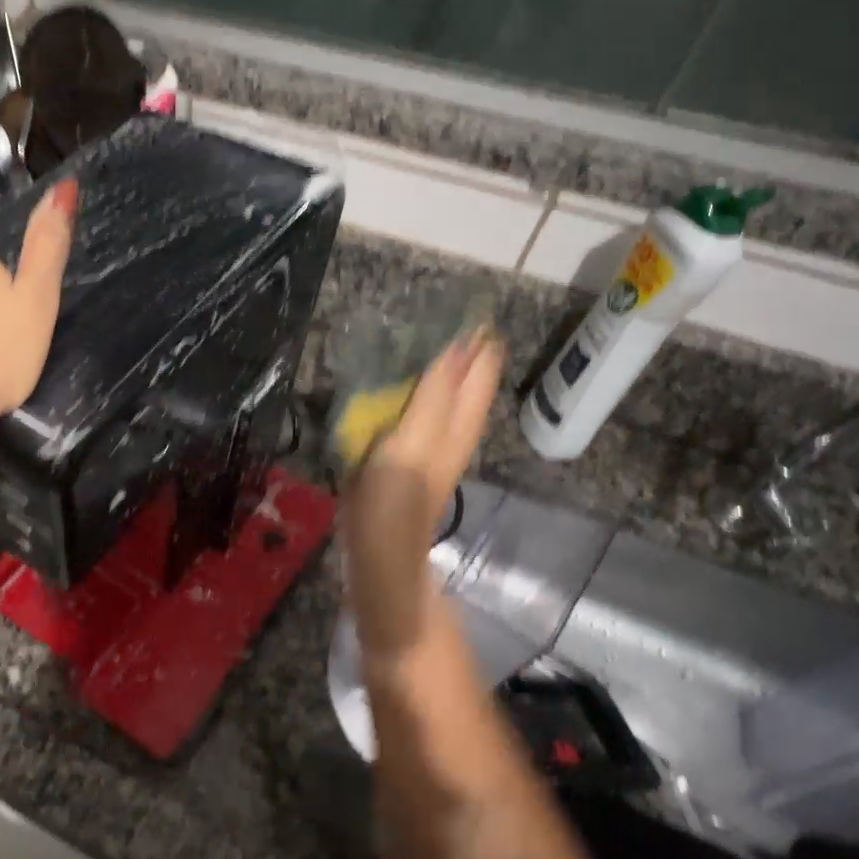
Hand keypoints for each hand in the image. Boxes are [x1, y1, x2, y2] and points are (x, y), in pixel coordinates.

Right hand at [342, 326, 503, 661]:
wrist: (379, 557)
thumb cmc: (396, 499)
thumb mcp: (414, 439)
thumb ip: (434, 393)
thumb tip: (459, 344)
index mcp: (459, 422)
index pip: (478, 366)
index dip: (475, 335)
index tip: (460, 301)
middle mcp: (452, 430)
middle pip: (465, 379)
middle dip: (456, 346)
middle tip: (432, 313)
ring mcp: (430, 446)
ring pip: (440, 396)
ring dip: (432, 369)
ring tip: (412, 340)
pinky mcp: (406, 460)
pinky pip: (414, 413)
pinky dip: (408, 394)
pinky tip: (390, 389)